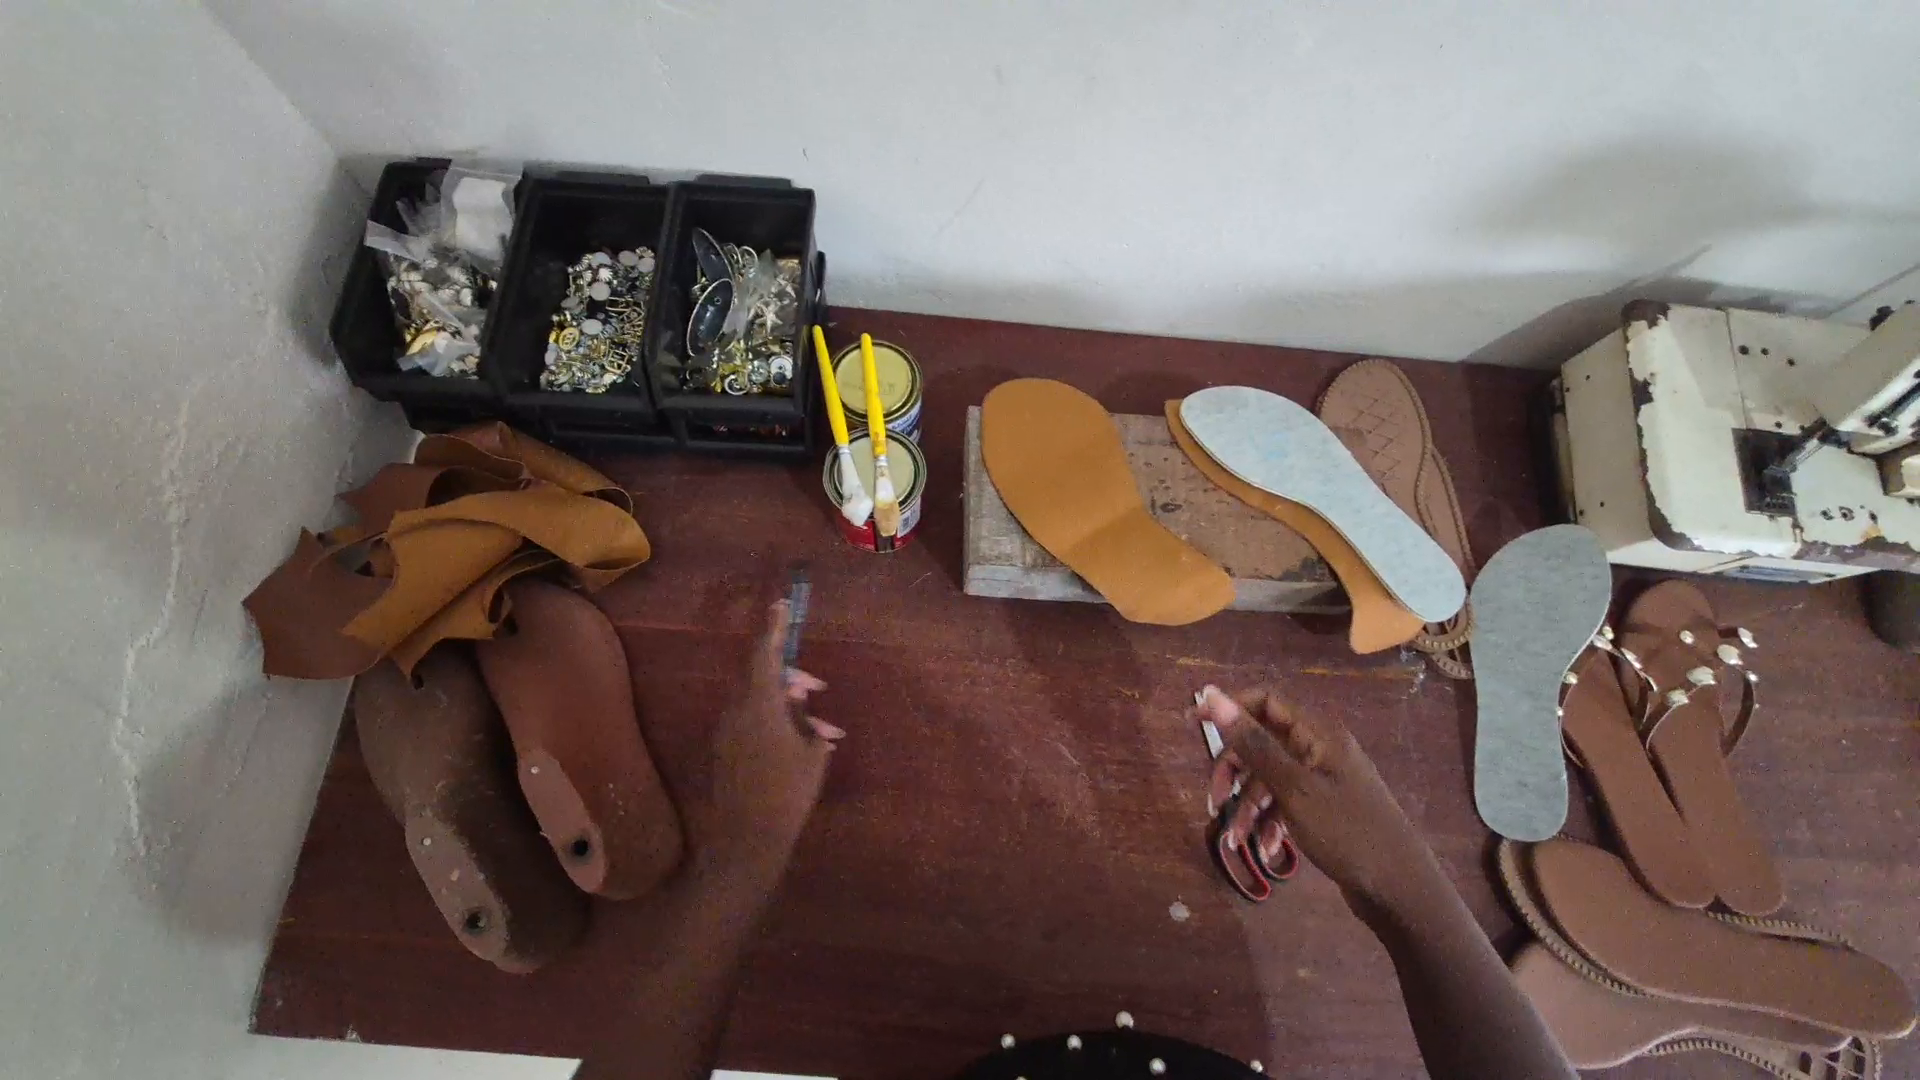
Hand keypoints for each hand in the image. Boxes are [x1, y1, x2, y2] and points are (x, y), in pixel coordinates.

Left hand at [686, 601, 844, 877]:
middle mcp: (737, 711)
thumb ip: (803, 717)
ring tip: (815, 726)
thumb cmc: (788, 793)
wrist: (747, 839)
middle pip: (761, 676)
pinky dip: (771, 719)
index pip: (765, 655)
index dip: (773, 628)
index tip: (780, 604)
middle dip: (789, 675)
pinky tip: (795, 742)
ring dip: (782, 701)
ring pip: (756, 699)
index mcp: (761, 706)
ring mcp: (726, 730)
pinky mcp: (723, 749)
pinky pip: (749, 719)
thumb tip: (796, 695)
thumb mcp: (811, 751)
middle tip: (817, 688)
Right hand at [1193, 686, 1432, 908]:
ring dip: (1247, 804)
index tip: (1192, 722)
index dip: (1228, 708)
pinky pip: (1284, 802)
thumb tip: (1212, 695)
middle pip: (1261, 741)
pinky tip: (1264, 849)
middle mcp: (1319, 749)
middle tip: (1213, 797)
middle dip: (1233, 769)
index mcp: (1317, 734)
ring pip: (1268, 777)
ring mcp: (1322, 780)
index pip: (1264, 700)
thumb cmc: (1348, 832)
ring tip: (1235, 838)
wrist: (1403, 893)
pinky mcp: (1323, 808)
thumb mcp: (1293, 787)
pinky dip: (1269, 821)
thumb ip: (1252, 742)